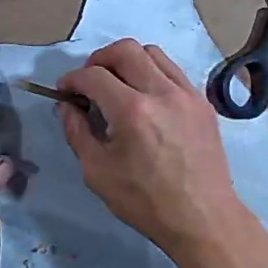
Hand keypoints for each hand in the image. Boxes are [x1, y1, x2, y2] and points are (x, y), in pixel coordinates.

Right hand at [57, 39, 248, 259]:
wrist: (203, 217)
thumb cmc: (146, 202)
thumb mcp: (98, 172)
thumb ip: (77, 132)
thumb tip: (68, 106)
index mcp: (132, 110)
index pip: (94, 75)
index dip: (73, 79)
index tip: (65, 91)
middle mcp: (161, 91)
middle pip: (125, 49)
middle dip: (99, 59)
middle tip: (90, 81)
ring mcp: (186, 92)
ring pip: (152, 53)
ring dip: (129, 61)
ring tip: (119, 85)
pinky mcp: (202, 100)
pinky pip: (173, 70)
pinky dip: (153, 72)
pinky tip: (146, 96)